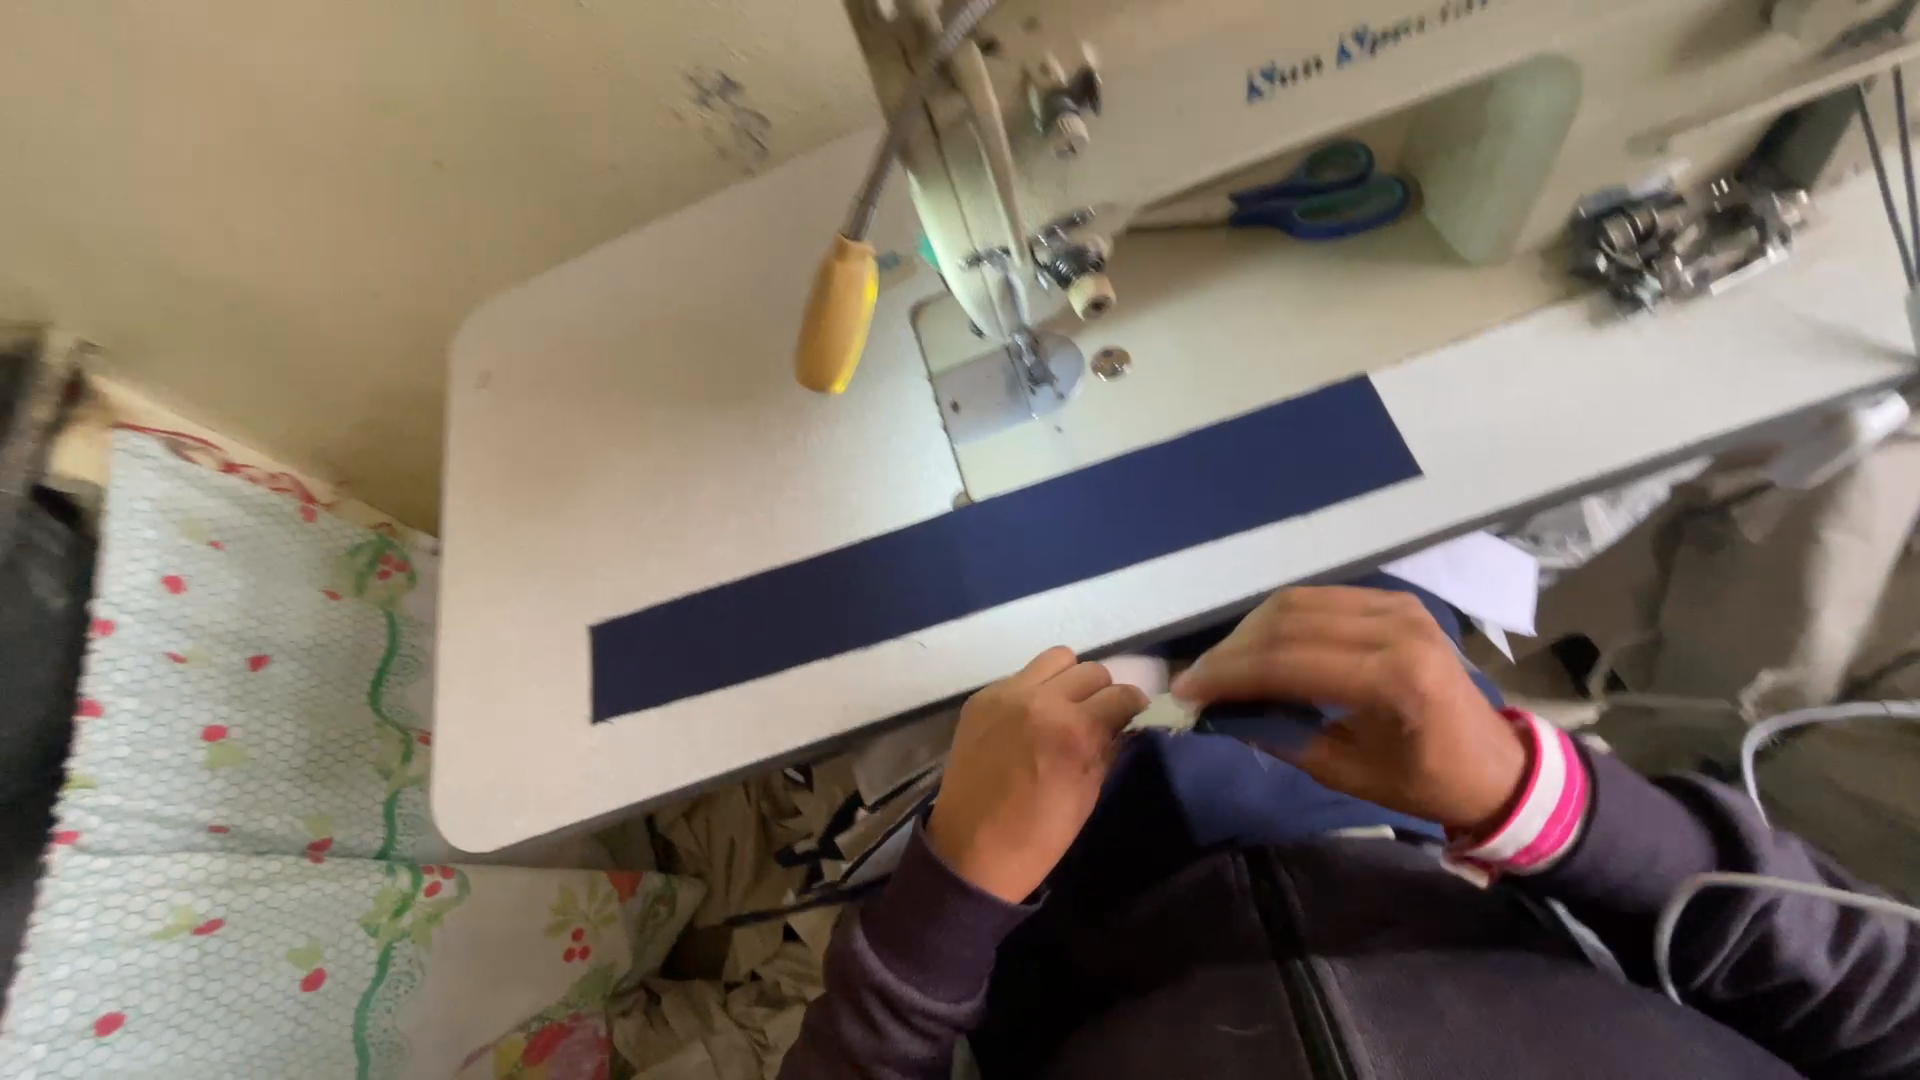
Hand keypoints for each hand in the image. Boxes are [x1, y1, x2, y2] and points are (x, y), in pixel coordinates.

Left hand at [926, 647, 1150, 902]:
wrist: (969, 850)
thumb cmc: (1038, 836)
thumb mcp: (1087, 795)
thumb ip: (1107, 749)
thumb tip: (1122, 725)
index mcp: (1075, 730)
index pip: (1122, 695)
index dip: (1134, 705)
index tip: (1132, 715)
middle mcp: (1042, 700)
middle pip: (1092, 670)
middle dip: (1103, 692)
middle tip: (1098, 715)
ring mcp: (1007, 694)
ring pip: (1056, 658)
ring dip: (1069, 679)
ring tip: (1065, 706)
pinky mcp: (981, 698)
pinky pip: (1021, 676)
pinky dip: (1035, 690)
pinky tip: (1030, 718)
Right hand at [1170, 586, 1527, 837]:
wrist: (1496, 763)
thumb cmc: (1423, 780)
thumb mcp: (1345, 773)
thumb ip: (1279, 735)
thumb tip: (1217, 711)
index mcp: (1395, 679)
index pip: (1287, 662)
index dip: (1227, 674)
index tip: (1186, 692)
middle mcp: (1397, 629)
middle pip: (1284, 623)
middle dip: (1229, 651)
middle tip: (1196, 678)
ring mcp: (1397, 607)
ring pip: (1294, 603)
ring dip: (1247, 632)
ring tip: (1221, 664)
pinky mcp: (1393, 600)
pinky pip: (1315, 599)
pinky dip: (1275, 620)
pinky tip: (1256, 644)